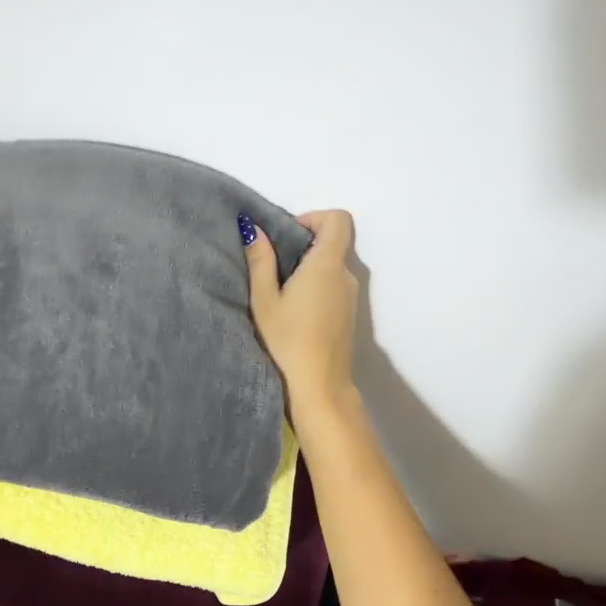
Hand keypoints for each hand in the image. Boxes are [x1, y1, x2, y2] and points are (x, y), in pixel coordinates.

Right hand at [244, 209, 360, 413]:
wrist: (319, 387)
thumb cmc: (287, 342)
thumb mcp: (264, 301)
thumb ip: (261, 262)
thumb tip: (254, 229)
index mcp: (327, 264)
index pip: (337, 219)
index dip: (314, 218)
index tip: (288, 236)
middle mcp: (346, 276)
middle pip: (334, 243)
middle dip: (306, 246)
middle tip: (275, 267)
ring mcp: (352, 298)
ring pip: (333, 268)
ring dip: (310, 271)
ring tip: (281, 294)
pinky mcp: (350, 317)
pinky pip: (335, 289)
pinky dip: (317, 289)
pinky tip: (295, 314)